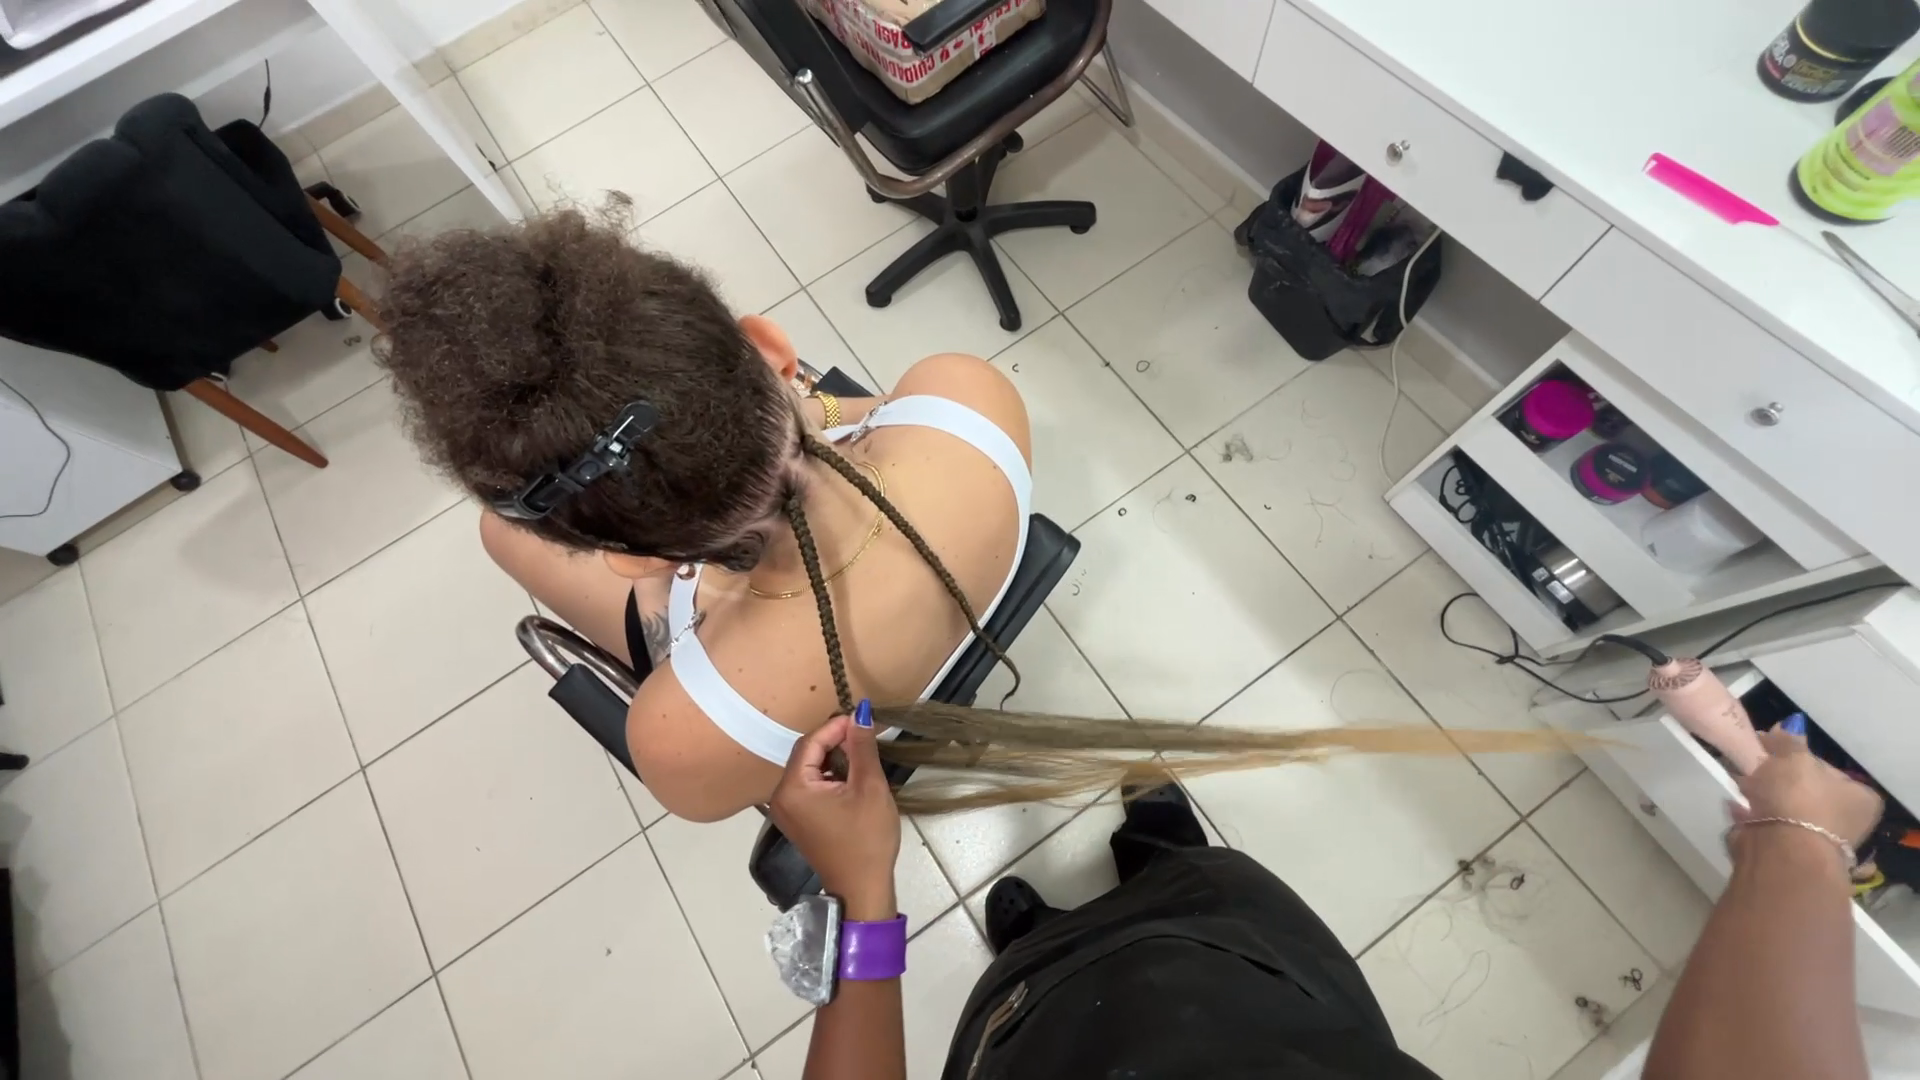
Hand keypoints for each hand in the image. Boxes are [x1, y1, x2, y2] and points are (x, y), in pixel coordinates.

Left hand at [771, 709, 899, 919]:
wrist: (862, 890)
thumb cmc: (866, 839)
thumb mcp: (868, 786)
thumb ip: (861, 746)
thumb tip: (860, 712)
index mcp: (793, 788)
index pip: (810, 742)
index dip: (836, 727)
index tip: (863, 719)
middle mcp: (782, 797)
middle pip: (806, 754)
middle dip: (835, 740)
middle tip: (865, 733)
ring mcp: (788, 811)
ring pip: (809, 769)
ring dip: (834, 756)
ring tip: (862, 751)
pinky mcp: (799, 820)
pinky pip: (810, 785)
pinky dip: (829, 775)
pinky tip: (852, 774)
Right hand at [1733, 730, 1883, 847]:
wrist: (1781, 845)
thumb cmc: (1796, 798)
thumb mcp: (1792, 759)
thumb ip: (1789, 741)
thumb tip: (1791, 724)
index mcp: (1859, 796)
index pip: (1822, 766)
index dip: (1790, 755)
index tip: (1762, 749)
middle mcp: (1847, 815)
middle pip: (1802, 784)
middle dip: (1772, 774)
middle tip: (1747, 765)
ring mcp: (1819, 831)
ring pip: (1783, 800)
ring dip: (1760, 791)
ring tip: (1739, 783)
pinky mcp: (1791, 841)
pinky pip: (1769, 816)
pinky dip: (1753, 808)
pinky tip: (1739, 803)